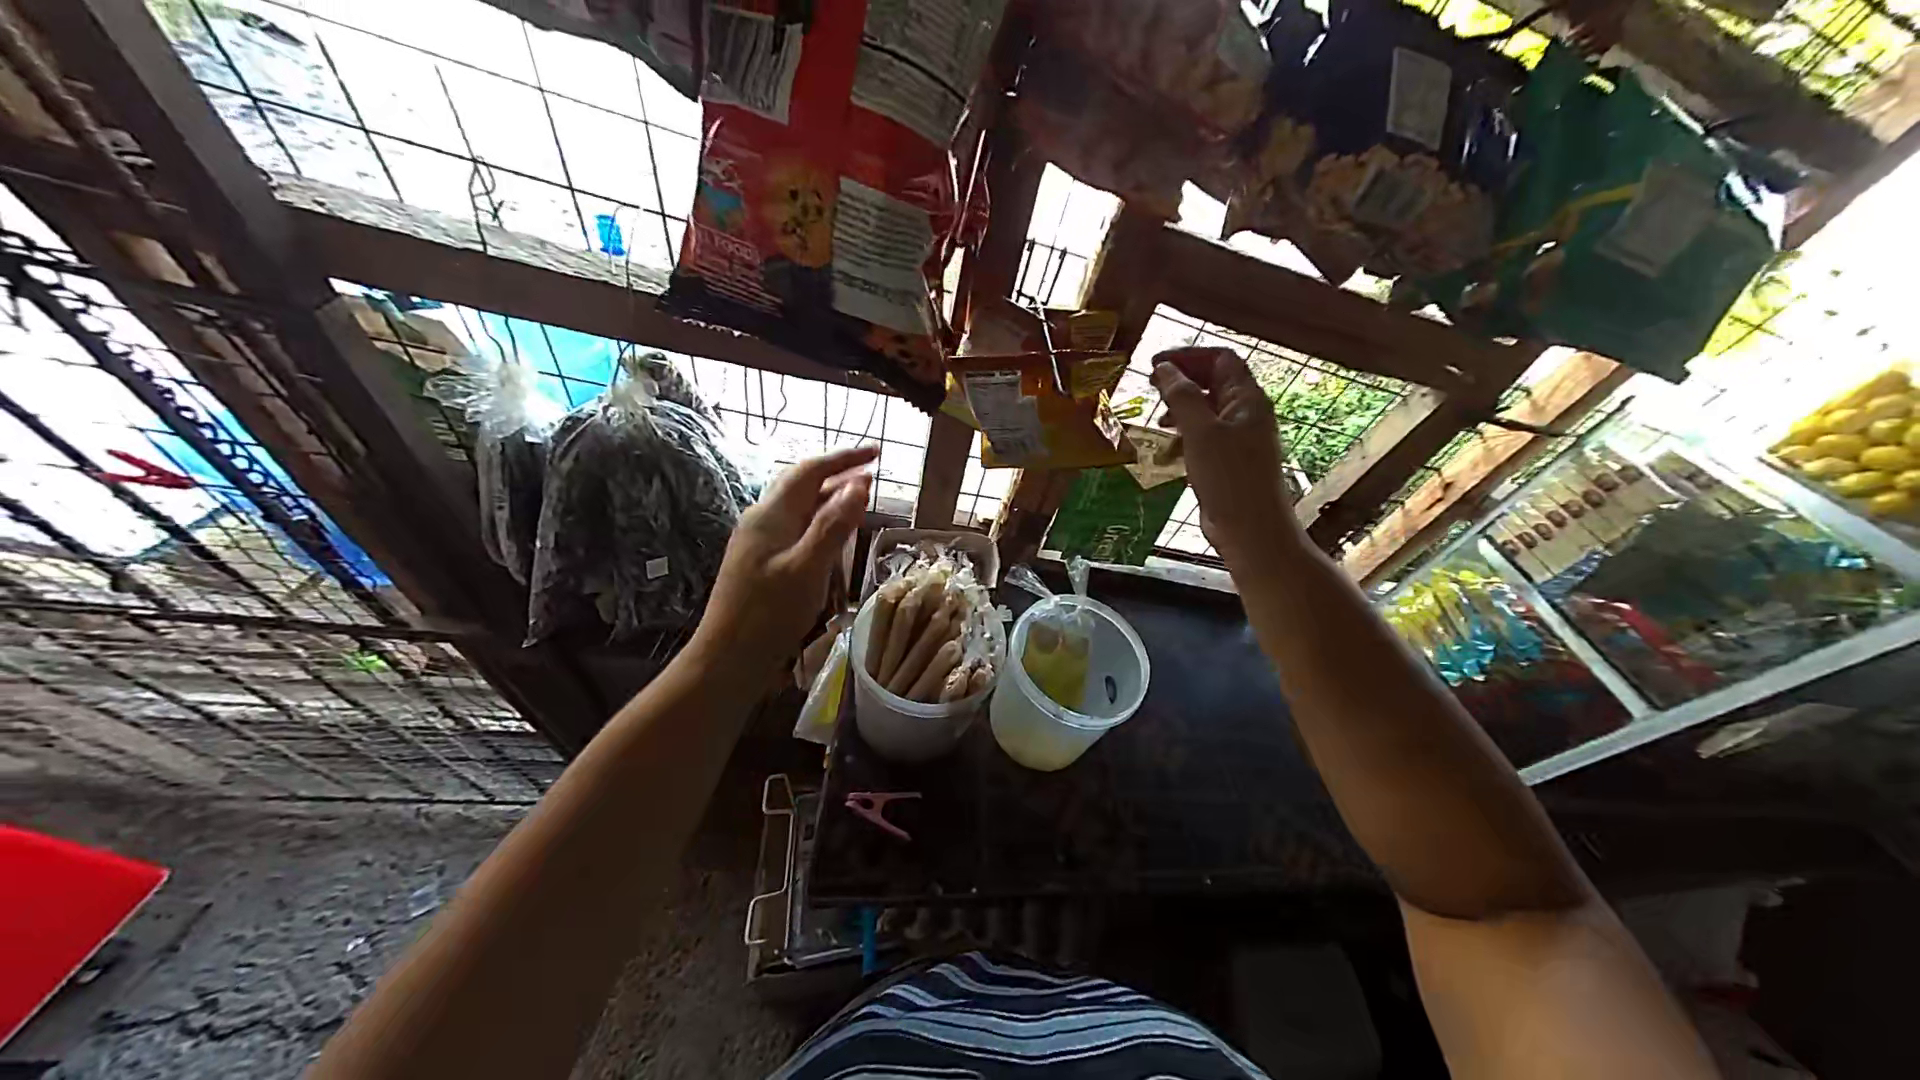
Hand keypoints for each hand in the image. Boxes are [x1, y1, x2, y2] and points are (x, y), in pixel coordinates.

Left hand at [693, 445, 876, 667]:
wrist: (728, 659)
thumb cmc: (768, 615)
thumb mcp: (808, 568)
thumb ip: (834, 525)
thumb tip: (859, 483)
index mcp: (771, 515)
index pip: (810, 471)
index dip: (844, 458)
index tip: (877, 452)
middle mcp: (762, 521)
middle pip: (802, 485)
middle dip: (838, 474)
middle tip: (873, 474)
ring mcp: (759, 542)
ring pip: (800, 508)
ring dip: (830, 499)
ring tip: (861, 500)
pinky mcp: (761, 562)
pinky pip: (796, 529)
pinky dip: (821, 522)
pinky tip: (834, 537)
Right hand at [1151, 348, 1300, 562]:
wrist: (1250, 529)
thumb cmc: (1228, 477)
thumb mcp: (1200, 432)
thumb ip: (1181, 396)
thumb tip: (1163, 368)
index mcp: (1247, 399)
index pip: (1220, 359)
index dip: (1188, 356)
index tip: (1154, 363)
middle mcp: (1246, 414)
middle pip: (1214, 382)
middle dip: (1181, 380)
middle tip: (1150, 387)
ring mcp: (1239, 439)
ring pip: (1207, 410)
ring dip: (1181, 408)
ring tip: (1158, 419)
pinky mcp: (1228, 461)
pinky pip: (1205, 436)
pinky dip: (1185, 434)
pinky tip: (1169, 448)